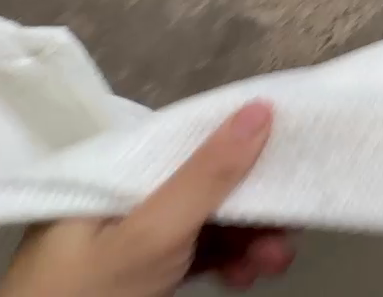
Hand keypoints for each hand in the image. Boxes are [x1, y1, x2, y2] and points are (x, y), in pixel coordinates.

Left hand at [0, 101, 293, 296]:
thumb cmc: (88, 296)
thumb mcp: (151, 235)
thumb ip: (206, 174)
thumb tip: (261, 105)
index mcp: (106, 181)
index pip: (186, 139)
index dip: (242, 136)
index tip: (290, 142)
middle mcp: (120, 204)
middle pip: (208, 182)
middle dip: (258, 202)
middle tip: (293, 218)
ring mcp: (132, 242)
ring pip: (213, 219)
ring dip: (254, 237)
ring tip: (276, 261)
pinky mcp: (146, 274)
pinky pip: (204, 250)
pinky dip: (234, 259)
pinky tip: (250, 274)